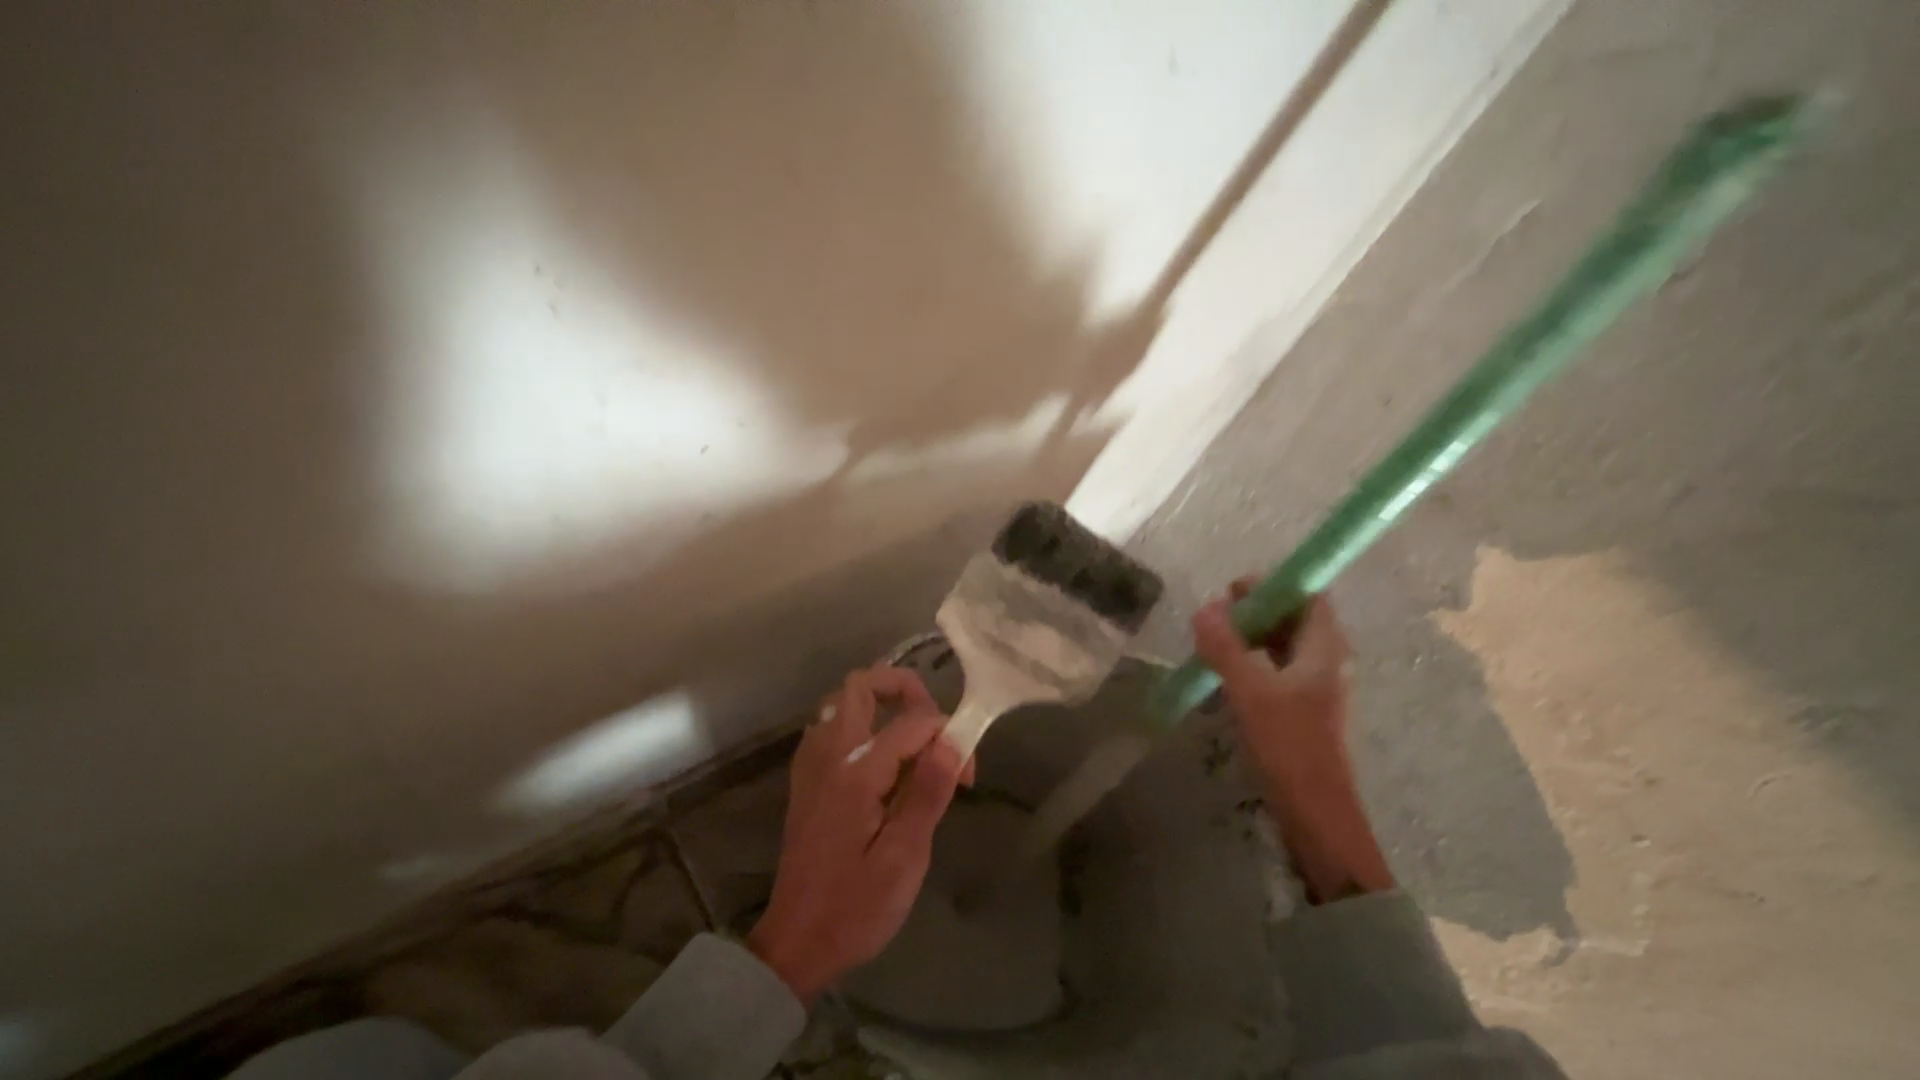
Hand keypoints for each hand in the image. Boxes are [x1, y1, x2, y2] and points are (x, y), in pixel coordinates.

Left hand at [747, 666, 966, 1002]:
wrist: (797, 943)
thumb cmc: (856, 907)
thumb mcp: (904, 857)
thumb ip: (928, 792)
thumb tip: (954, 741)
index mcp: (855, 772)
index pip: (912, 722)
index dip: (949, 738)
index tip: (967, 779)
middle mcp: (827, 755)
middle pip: (862, 685)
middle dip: (905, 691)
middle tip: (935, 730)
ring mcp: (810, 765)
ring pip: (842, 702)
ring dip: (880, 707)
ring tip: (914, 746)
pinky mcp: (805, 781)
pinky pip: (831, 728)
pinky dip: (860, 727)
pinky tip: (883, 767)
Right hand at [1192, 583, 1392, 903]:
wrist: (1316, 812)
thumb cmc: (1289, 745)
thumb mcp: (1250, 691)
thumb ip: (1225, 647)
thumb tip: (1204, 608)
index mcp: (1325, 649)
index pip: (1308, 596)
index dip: (1273, 586)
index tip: (1233, 591)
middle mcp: (1328, 662)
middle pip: (1295, 619)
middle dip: (1257, 612)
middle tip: (1215, 618)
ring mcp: (1318, 688)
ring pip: (1285, 648)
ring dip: (1252, 639)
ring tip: (1213, 644)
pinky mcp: (1305, 712)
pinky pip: (1278, 672)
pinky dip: (1254, 664)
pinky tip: (1226, 676)